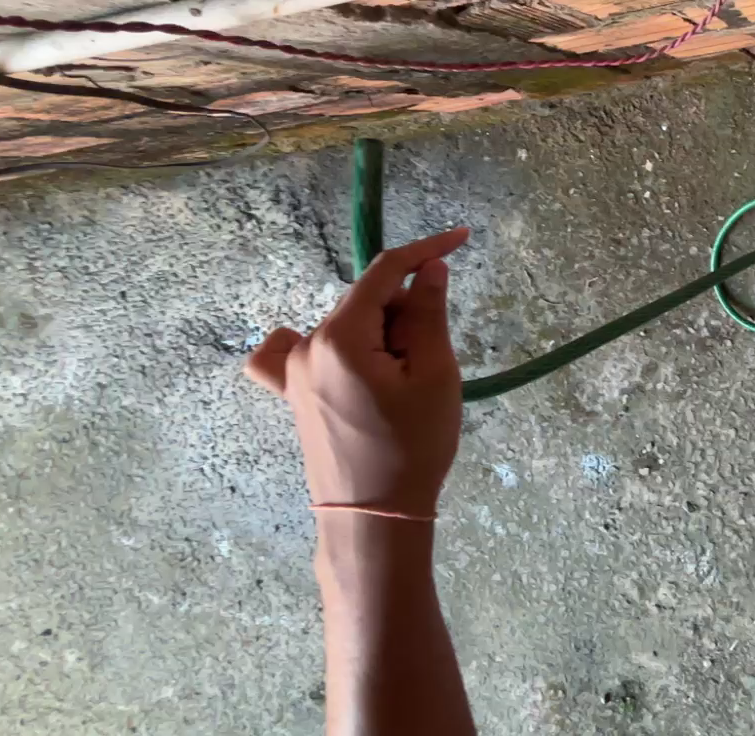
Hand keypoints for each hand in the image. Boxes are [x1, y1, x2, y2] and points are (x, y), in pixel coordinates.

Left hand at [247, 228, 470, 518]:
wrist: (376, 516)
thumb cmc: (414, 444)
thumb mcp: (435, 373)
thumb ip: (427, 312)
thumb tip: (429, 267)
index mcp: (340, 338)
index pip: (385, 273)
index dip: (426, 249)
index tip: (463, 238)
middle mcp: (305, 348)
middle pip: (367, 301)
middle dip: (408, 309)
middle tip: (438, 353)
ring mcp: (291, 375)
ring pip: (345, 324)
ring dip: (382, 331)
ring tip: (408, 373)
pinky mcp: (292, 398)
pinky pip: (293, 353)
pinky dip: (326, 343)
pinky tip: (344, 356)